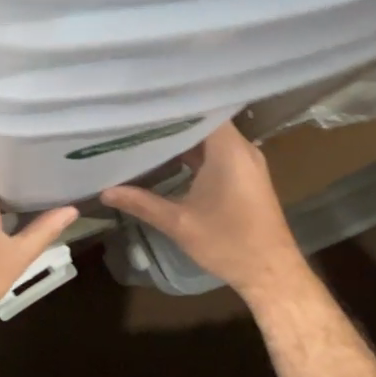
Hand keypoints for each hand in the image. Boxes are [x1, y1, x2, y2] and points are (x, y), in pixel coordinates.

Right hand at [100, 122, 305, 298]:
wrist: (271, 272)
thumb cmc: (228, 243)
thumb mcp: (179, 223)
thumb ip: (141, 203)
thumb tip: (104, 192)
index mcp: (229, 150)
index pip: (201, 109)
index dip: (172, 104)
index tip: (143, 104)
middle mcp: (242, 149)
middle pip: (204, 122)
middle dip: (172, 121)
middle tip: (137, 118)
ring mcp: (247, 162)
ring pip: (210, 138)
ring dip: (183, 138)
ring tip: (147, 134)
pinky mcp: (246, 176)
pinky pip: (218, 152)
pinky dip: (195, 152)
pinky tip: (169, 158)